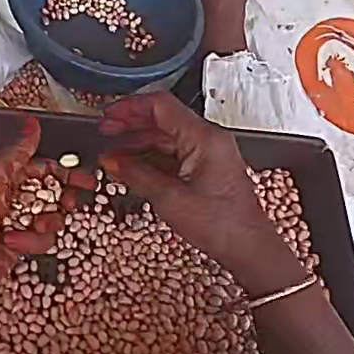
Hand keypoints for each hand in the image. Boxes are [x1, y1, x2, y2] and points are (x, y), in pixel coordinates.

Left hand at [0, 114, 69, 294]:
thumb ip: (19, 149)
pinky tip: (15, 240)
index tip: (82, 176)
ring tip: (36, 224)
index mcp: (6, 176)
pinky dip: (32, 241)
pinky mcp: (23, 243)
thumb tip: (32, 124)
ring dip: (47, 222)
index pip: (43, 169)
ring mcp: (20, 222)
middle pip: (53, 193)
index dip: (64, 171)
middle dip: (65, 198)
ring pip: (53, 218)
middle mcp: (15, 198)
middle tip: (71, 201)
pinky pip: (44, 240)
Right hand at [98, 93, 298, 287]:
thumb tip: (112, 161)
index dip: (129, 108)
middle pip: (163, 119)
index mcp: (204, 138)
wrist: (248, 247)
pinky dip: (152, 159)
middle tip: (105, 133)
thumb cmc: (220, 225)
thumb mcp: (170, 199)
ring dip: (139, 143)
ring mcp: (209, 154)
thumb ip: (137, 175)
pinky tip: (133, 168)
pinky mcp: (207, 169)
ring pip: (167, 138)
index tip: (107, 116)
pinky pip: (175, 155)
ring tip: (113, 154)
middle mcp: (208, 139)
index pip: (161, 106)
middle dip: (131, 125)